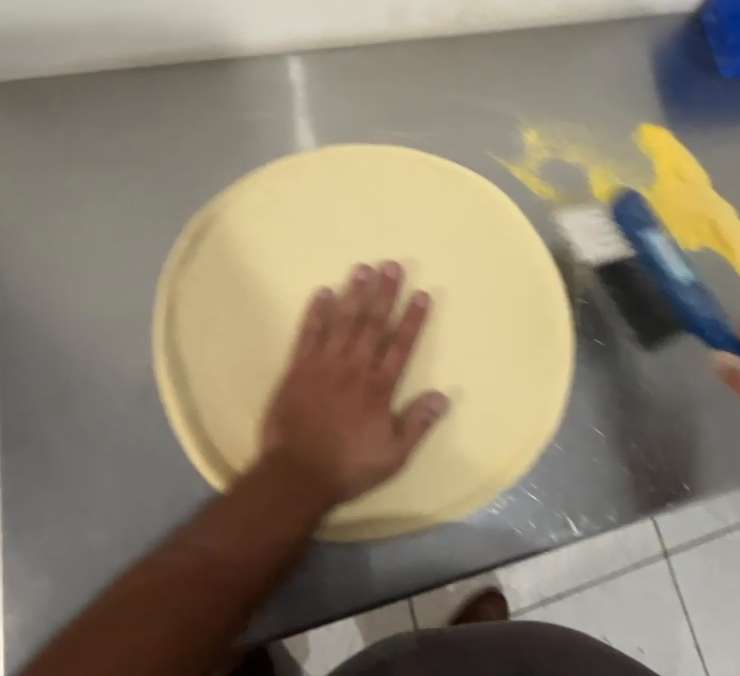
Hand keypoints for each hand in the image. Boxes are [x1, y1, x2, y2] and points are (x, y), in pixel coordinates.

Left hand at [258, 261, 449, 507]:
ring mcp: (324, 365)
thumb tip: (443, 396)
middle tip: (391, 265)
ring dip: (354, 294)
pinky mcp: (298, 369)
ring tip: (362, 268)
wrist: (296, 475)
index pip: (402, 345)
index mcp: (380, 387)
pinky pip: (308, 334)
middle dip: (385, 293)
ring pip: (343, 322)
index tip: (422, 293)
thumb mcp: (394, 455)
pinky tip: (322, 292)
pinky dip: (316, 312)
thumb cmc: (348, 467)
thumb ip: (418, 424)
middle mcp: (355, 368)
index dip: (413, 318)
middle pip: (373, 324)